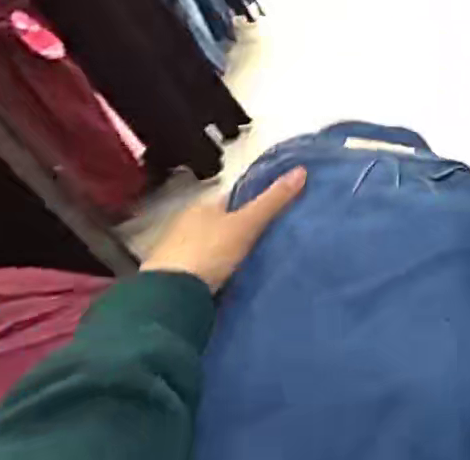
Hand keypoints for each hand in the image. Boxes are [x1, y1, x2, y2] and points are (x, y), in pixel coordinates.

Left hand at [141, 168, 305, 292]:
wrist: (167, 300)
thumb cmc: (208, 251)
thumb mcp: (248, 222)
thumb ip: (274, 198)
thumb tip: (302, 168)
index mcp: (202, 206)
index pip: (236, 195)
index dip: (258, 197)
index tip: (282, 203)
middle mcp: (187, 224)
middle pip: (226, 218)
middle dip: (247, 222)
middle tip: (277, 227)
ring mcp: (177, 251)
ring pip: (216, 240)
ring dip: (233, 244)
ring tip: (262, 249)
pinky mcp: (175, 275)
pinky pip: (208, 260)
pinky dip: (222, 262)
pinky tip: (238, 267)